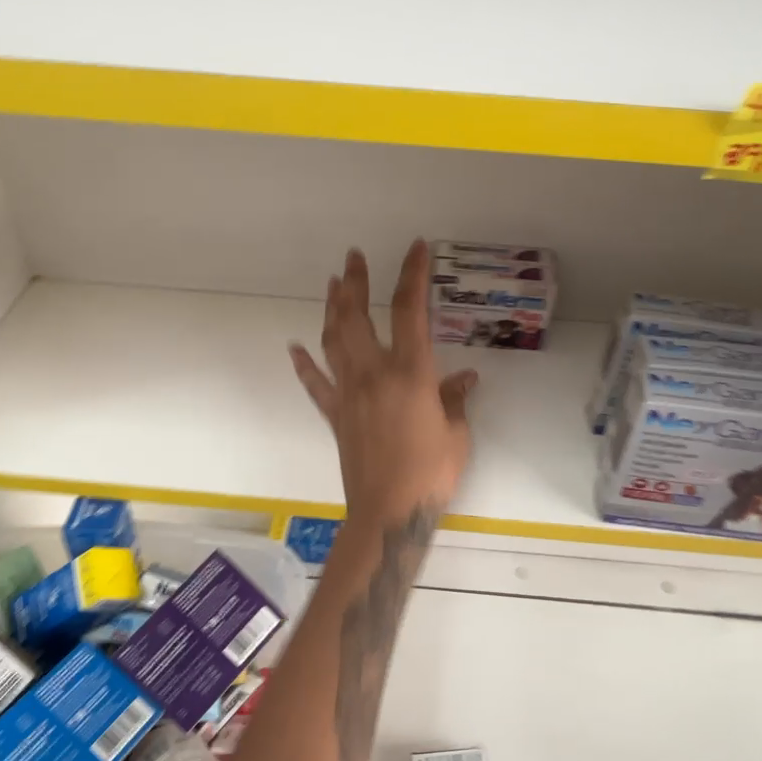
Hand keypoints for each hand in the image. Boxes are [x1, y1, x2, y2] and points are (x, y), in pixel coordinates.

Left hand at [289, 241, 477, 519]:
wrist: (388, 511)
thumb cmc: (430, 473)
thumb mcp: (457, 434)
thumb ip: (457, 401)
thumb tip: (465, 379)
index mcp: (410, 373)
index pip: (410, 311)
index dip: (412, 275)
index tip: (416, 249)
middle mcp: (374, 374)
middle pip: (357, 317)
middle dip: (355, 282)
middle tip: (353, 257)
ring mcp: (348, 394)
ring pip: (333, 341)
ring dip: (331, 310)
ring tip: (332, 285)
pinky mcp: (335, 415)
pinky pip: (316, 385)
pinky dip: (305, 365)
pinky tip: (296, 348)